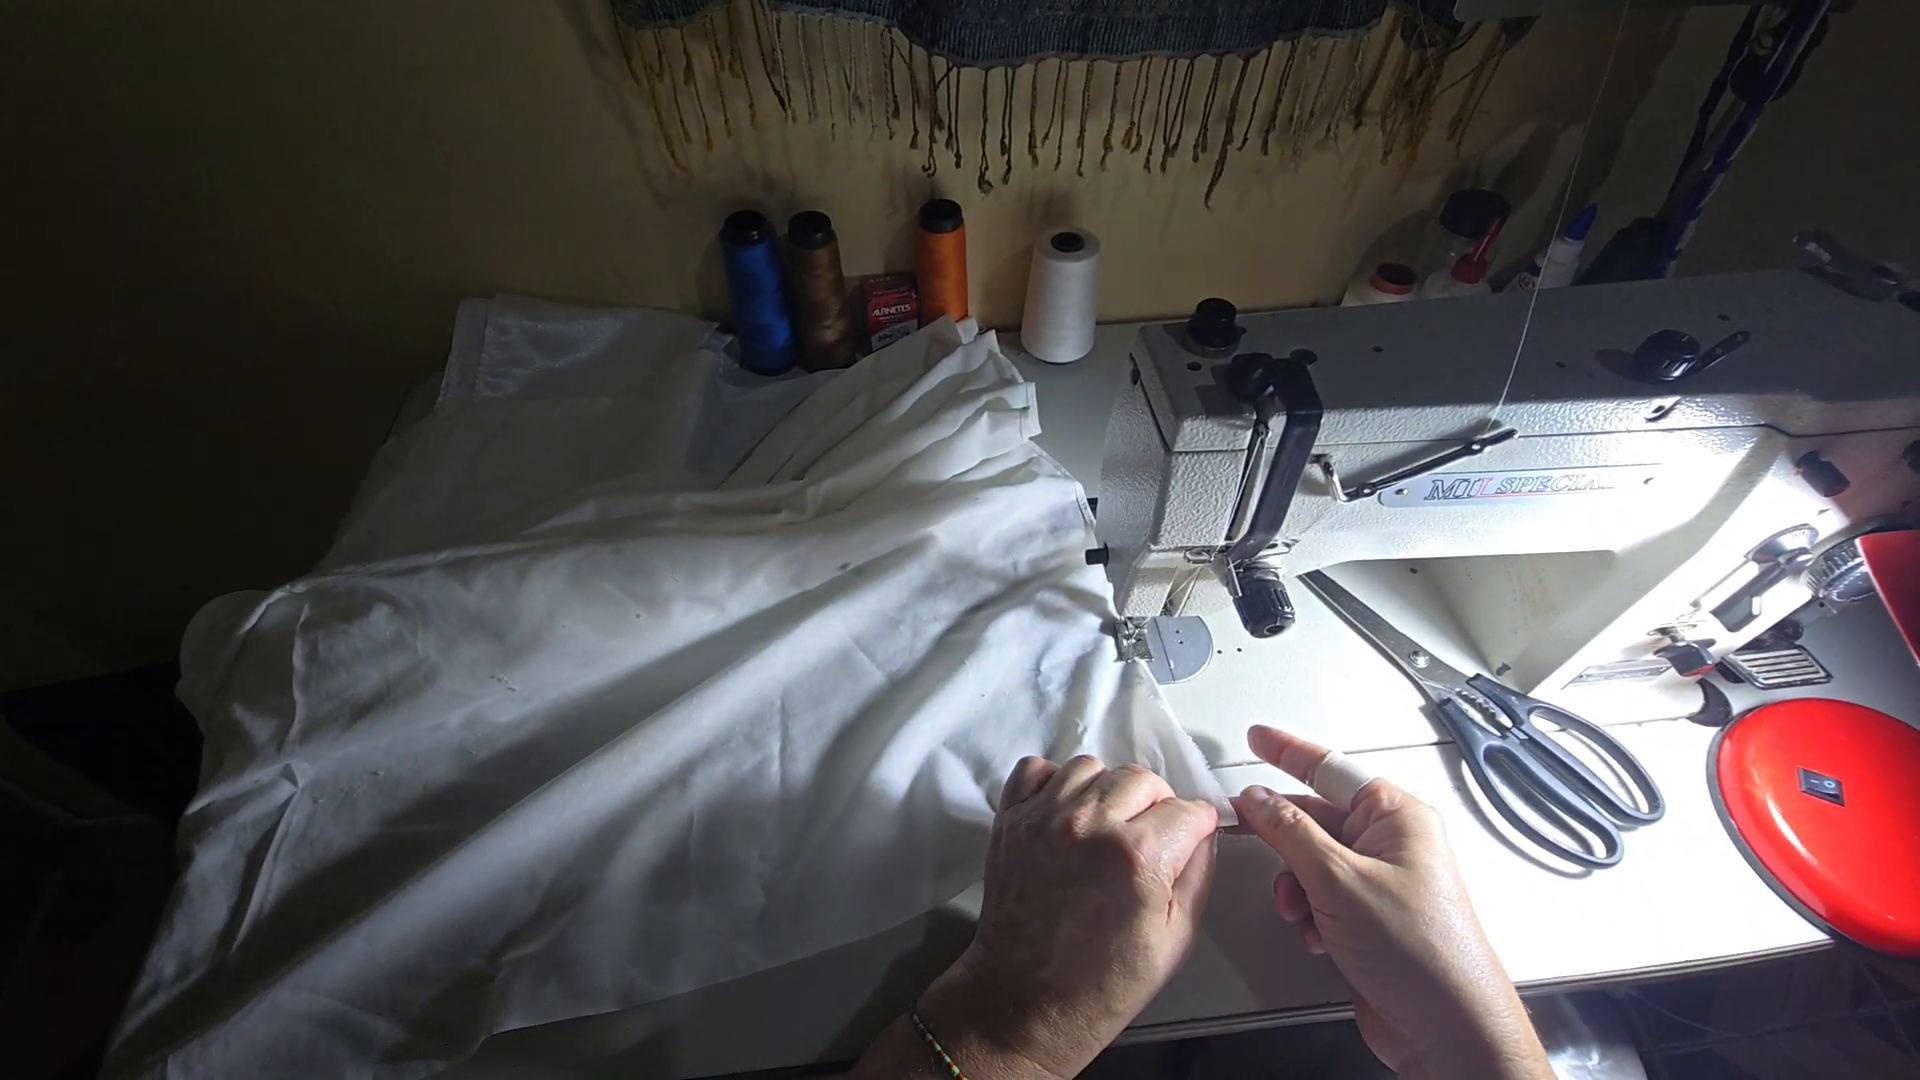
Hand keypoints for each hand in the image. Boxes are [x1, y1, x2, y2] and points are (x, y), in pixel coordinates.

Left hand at [919, 756, 1217, 1077]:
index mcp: (1137, 856)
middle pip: (1140, 778)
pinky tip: (1064, 811)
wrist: (1025, 1000)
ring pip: (1091, 766)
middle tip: (1150, 833)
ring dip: (1106, 789)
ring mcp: (1043, 815)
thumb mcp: (1174, 938)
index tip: (1191, 833)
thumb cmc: (1104, 981)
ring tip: (1105, 824)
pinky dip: (1053, 781)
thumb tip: (1205, 831)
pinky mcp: (1009, 816)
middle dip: (1156, 803)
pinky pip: (1036, 768)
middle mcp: (1089, 823)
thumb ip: (1197, 874)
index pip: (1184, 809)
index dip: (1195, 824)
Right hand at [1230, 725, 1551, 1079]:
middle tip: (1243, 828)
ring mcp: (1380, 879)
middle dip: (1282, 838)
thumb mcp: (1338, 879)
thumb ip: (1288, 831)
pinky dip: (1309, 909)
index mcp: (1396, 818)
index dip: (1286, 750)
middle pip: (1313, 816)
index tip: (1256, 737)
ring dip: (1294, 883)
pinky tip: (1317, 933)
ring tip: (1299, 908)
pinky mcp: (1369, 914)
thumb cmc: (1420, 954)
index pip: (1329, 768)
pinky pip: (1319, 891)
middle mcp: (1390, 843)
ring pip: (1309, 858)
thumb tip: (1256, 798)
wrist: (1450, 1037)